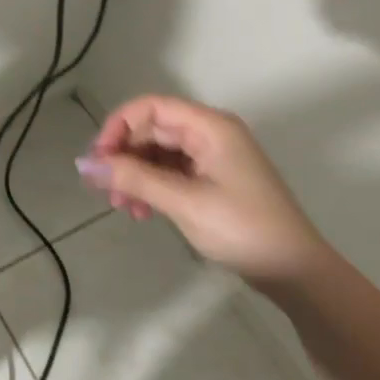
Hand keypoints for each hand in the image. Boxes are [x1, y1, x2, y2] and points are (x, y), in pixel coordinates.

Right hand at [78, 95, 333, 287]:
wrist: (295, 271)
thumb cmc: (242, 228)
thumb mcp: (183, 202)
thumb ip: (133, 179)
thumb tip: (85, 165)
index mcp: (210, 127)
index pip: (150, 108)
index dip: (118, 127)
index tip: (98, 160)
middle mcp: (210, 134)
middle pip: (152, 130)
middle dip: (124, 157)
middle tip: (104, 190)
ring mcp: (213, 158)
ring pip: (158, 154)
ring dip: (135, 176)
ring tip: (123, 208)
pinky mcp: (213, 181)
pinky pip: (171, 172)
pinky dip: (152, 188)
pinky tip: (142, 212)